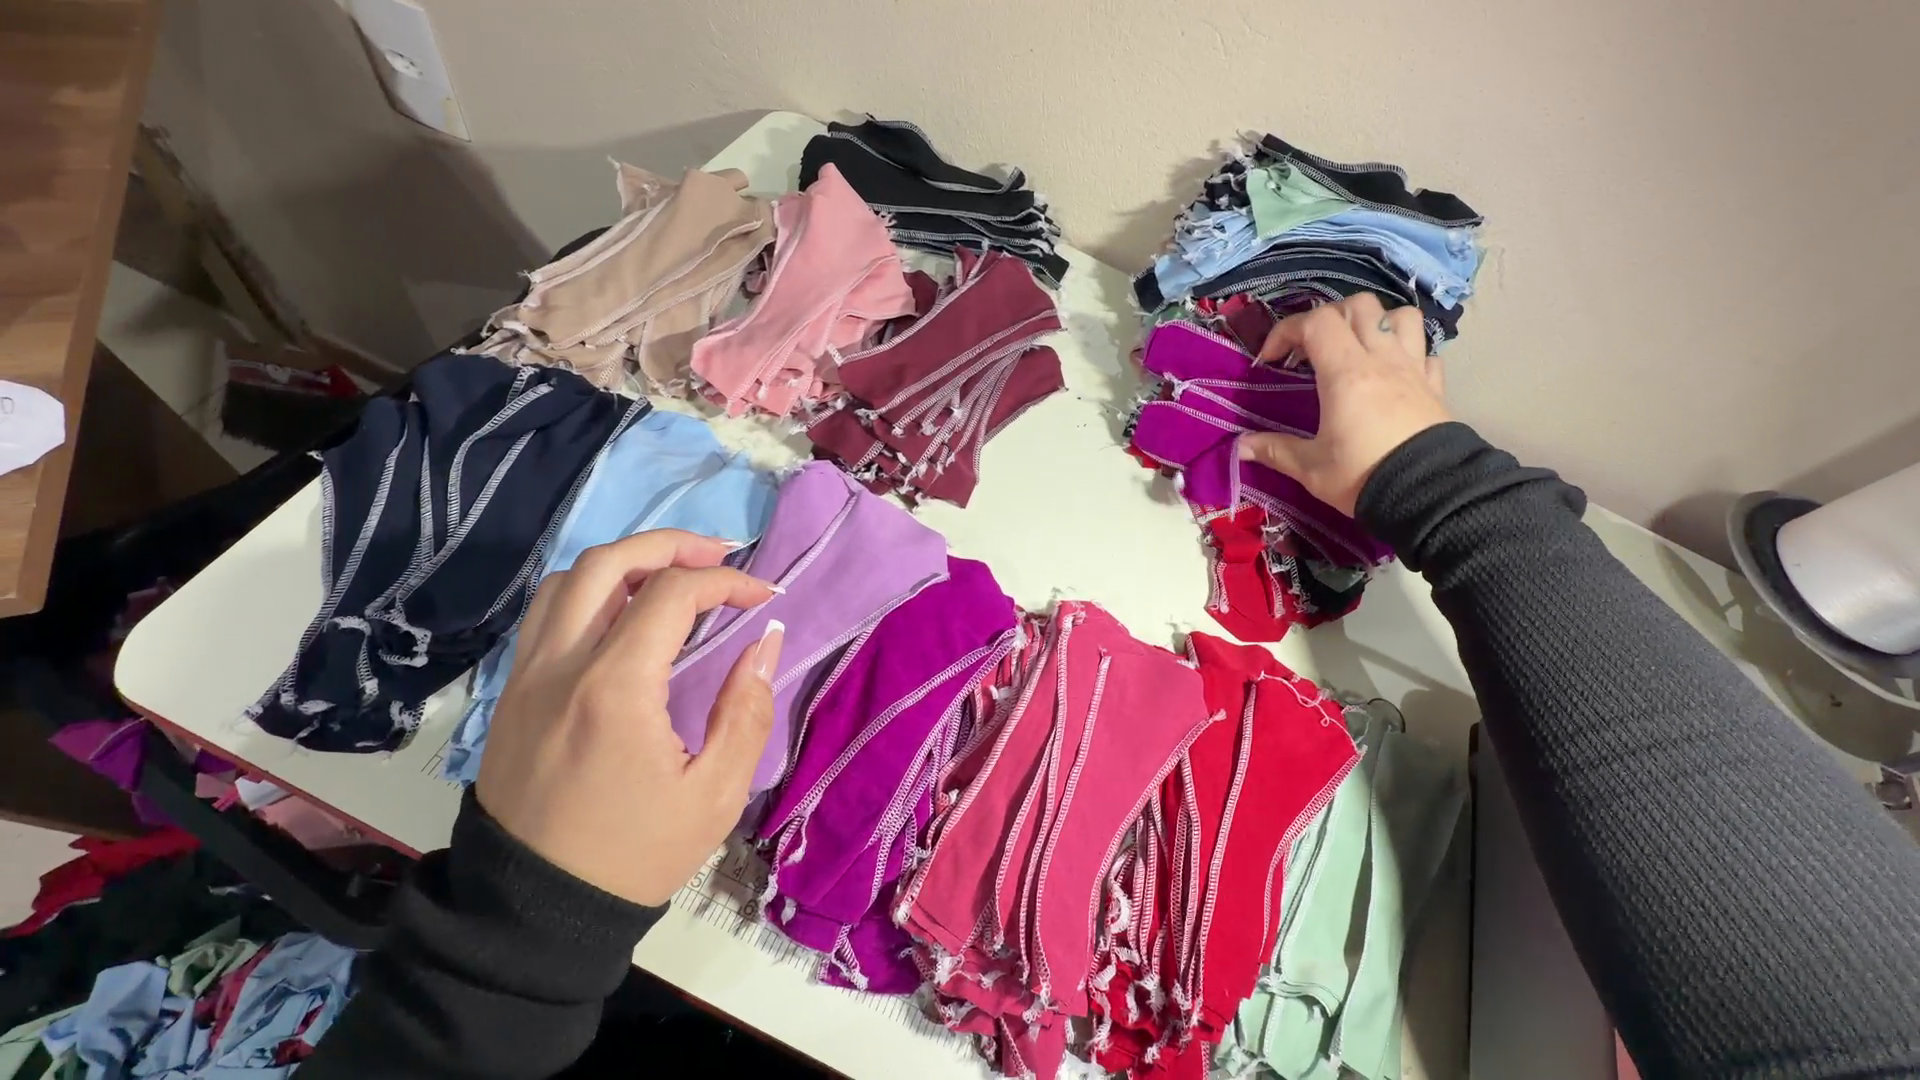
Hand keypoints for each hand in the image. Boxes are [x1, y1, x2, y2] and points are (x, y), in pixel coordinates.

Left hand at [476, 530, 783, 906]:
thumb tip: (765, 643)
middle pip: (611, 562)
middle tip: (720, 555)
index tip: (764, 599)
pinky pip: (547, 612)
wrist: (533, 911)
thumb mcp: (714, 795)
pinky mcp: (513, 691)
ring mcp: (527, 675)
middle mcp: (561, 664)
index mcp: (615, 688)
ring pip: (570, 579)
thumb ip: (747, 710)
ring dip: (628, 561)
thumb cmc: (634, 854)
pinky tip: (623, 611)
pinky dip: (590, 590)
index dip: (727, 582)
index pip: (673, 593)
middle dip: (673, 544)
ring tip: (674, 574)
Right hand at [1237, 293, 1450, 516]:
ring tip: (1356, 348)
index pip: (1316, 323)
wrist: (1429, 495)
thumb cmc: (1362, 476)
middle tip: (1311, 349)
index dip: (1286, 330)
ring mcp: (1413, 369)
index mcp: (1346, 373)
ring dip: (1374, 323)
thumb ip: (1275, 450)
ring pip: (1400, 316)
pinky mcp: (1435, 386)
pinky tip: (1392, 372)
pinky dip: (1406, 351)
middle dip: (1328, 318)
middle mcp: (1381, 360)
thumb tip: (1240, 446)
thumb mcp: (1310, 468)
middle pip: (1358, 306)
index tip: (1271, 359)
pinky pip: (1424, 350)